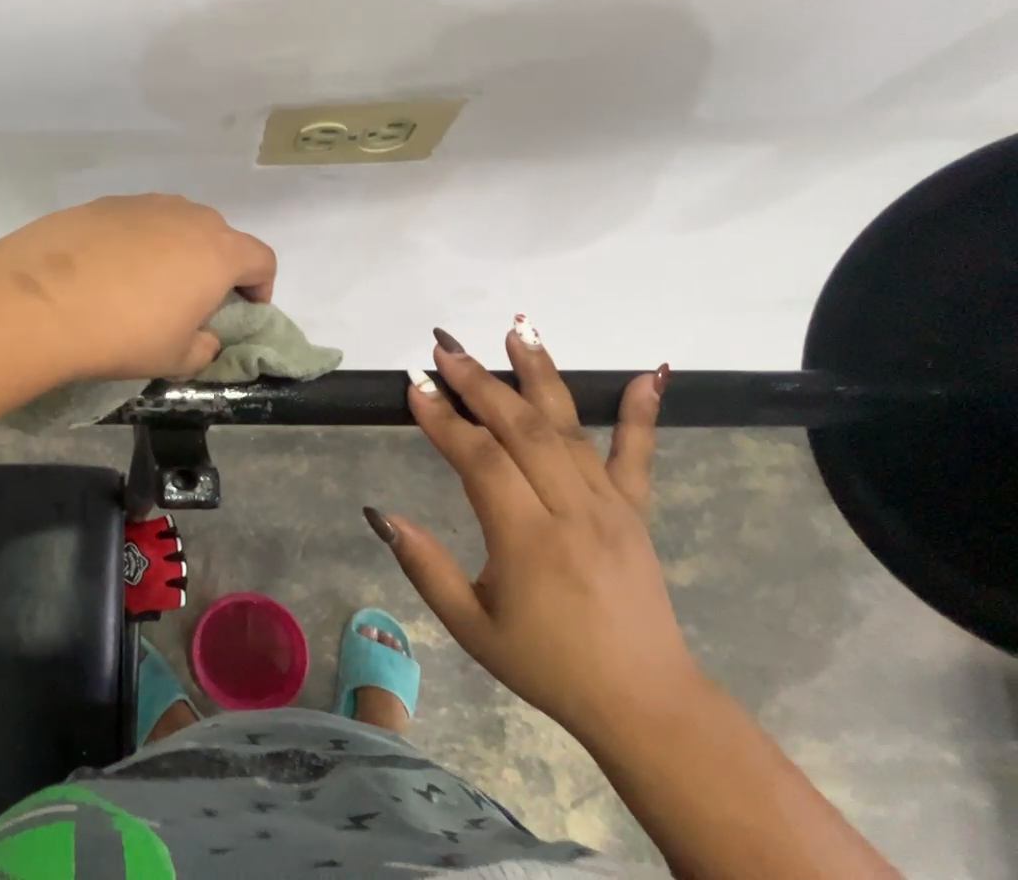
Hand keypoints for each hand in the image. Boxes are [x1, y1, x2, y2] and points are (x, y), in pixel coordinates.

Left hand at [0, 195, 276, 380]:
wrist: (40, 303)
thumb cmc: (123, 335)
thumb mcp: (174, 359)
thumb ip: (203, 348)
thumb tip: (204, 337)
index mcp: (218, 252)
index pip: (261, 259)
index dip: (261, 287)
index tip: (245, 310)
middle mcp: (186, 217)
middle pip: (218, 235)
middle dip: (215, 266)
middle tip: (192, 301)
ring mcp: (140, 204)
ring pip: (173, 223)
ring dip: (173, 250)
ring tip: (145, 286)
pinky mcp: (99, 204)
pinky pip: (131, 222)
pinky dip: (131, 244)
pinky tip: (104, 273)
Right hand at [373, 321, 696, 736]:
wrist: (643, 699)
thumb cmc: (545, 664)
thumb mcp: (469, 625)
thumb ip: (424, 567)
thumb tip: (380, 513)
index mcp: (527, 539)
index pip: (479, 460)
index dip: (443, 420)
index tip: (414, 385)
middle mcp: (572, 510)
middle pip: (522, 429)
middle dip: (479, 383)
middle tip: (445, 347)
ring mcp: (612, 507)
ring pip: (569, 428)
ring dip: (540, 375)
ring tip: (517, 330)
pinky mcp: (637, 513)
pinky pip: (638, 455)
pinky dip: (641, 412)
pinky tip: (650, 372)